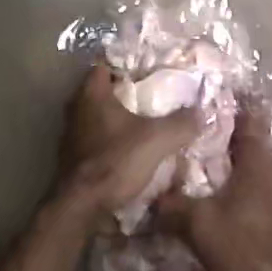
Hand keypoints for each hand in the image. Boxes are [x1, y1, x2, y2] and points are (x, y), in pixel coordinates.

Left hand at [57, 65, 199, 217]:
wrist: (82, 205)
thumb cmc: (115, 161)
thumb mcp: (156, 141)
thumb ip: (179, 124)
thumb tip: (201, 112)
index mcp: (92, 93)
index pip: (104, 65)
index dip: (124, 66)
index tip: (145, 72)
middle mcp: (76, 107)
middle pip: (100, 90)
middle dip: (122, 93)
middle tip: (149, 98)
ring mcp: (70, 131)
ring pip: (95, 115)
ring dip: (114, 118)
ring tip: (141, 124)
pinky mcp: (71, 155)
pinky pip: (92, 137)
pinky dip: (107, 139)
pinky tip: (126, 150)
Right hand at [157, 102, 271, 270]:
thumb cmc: (242, 247)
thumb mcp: (196, 222)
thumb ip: (169, 203)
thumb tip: (144, 190)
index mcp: (255, 161)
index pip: (248, 117)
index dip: (231, 99)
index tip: (208, 85)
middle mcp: (266, 172)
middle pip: (244, 137)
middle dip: (219, 125)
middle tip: (188, 113)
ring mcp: (268, 196)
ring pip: (242, 162)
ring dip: (221, 153)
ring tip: (189, 145)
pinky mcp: (265, 217)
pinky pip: (241, 184)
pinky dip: (223, 177)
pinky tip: (200, 184)